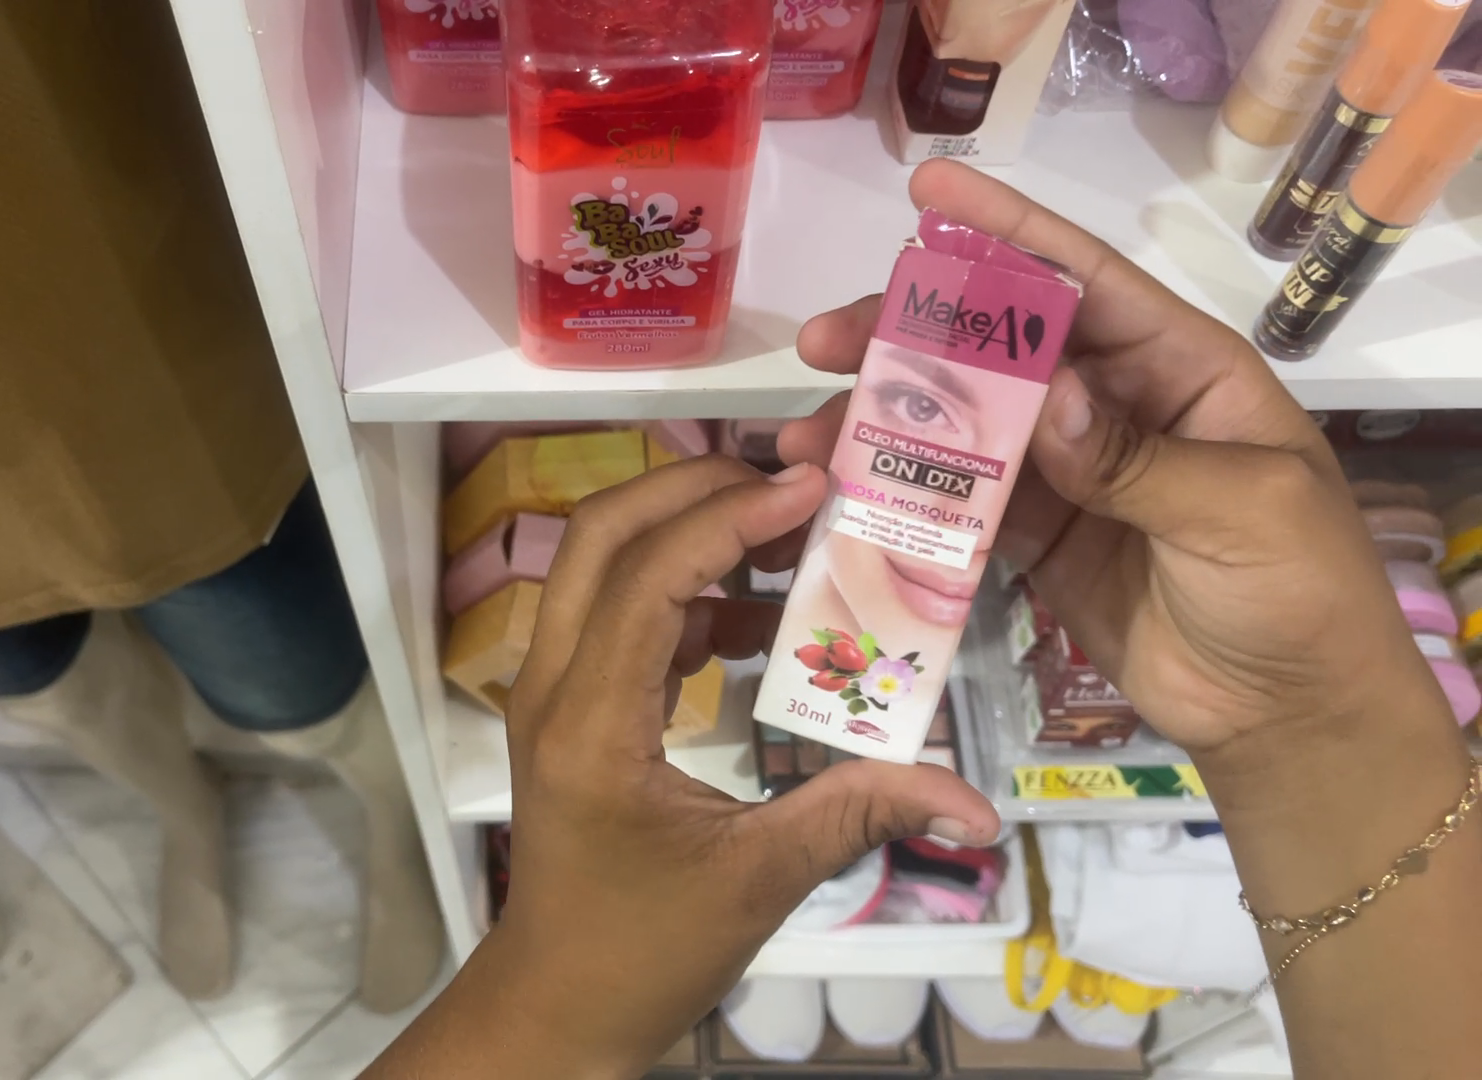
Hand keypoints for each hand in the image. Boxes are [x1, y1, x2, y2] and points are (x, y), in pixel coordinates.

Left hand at [492, 455, 998, 1076]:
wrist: (557, 994)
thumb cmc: (642, 945)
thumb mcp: (756, 881)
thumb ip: (857, 815)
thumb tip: (976, 801)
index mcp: (589, 720)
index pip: (646, 579)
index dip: (726, 518)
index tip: (808, 485)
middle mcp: (551, 680)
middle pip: (598, 536)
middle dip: (689, 489)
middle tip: (788, 484)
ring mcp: (550, 683)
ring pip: (601, 562)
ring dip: (684, 530)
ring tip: (784, 535)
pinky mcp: (569, 695)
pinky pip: (617, 610)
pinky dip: (681, 590)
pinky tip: (749, 617)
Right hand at [782, 159, 1441, 767]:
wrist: (1272, 708)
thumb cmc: (1293, 595)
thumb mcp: (1242, 513)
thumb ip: (1137, 457)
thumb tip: (1041, 398)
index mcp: (1171, 370)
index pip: (1079, 280)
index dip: (1003, 233)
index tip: (926, 193)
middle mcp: (1099, 405)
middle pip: (984, 351)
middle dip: (899, 337)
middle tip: (819, 345)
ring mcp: (1052, 469)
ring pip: (948, 425)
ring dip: (874, 424)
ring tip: (803, 438)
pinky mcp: (1018, 528)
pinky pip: (946, 496)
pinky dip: (892, 489)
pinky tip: (840, 488)